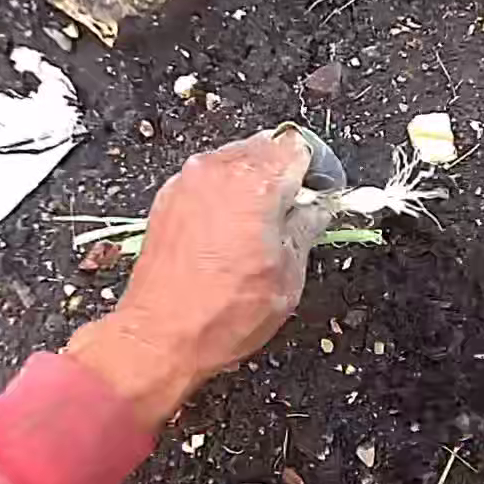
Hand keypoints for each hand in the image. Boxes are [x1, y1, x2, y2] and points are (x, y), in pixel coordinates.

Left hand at [67, 129, 329, 427]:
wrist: (161, 337)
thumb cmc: (225, 313)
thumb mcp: (289, 273)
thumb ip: (308, 226)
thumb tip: (318, 207)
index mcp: (257, 185)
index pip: (300, 148)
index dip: (318, 171)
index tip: (322, 194)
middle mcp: (219, 172)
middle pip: (268, 146)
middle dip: (288, 173)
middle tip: (298, 211)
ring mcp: (189, 181)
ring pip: (239, 158)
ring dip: (258, 180)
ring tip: (265, 223)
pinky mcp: (170, 197)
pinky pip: (211, 177)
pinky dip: (230, 191)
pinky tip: (235, 228)